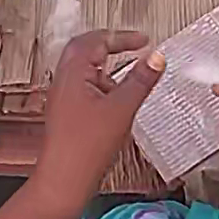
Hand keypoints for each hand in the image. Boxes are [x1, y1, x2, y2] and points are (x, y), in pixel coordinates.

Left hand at [38, 31, 165, 190]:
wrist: (64, 181)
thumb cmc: (86, 146)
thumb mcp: (122, 108)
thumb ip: (141, 80)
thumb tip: (156, 57)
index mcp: (73, 71)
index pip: (97, 40)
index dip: (122, 37)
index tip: (144, 40)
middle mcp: (63, 79)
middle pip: (85, 48)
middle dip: (111, 45)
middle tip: (133, 46)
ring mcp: (62, 95)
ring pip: (85, 69)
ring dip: (107, 68)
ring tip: (129, 82)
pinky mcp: (66, 111)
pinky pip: (84, 87)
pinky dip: (102, 86)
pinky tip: (116, 104)